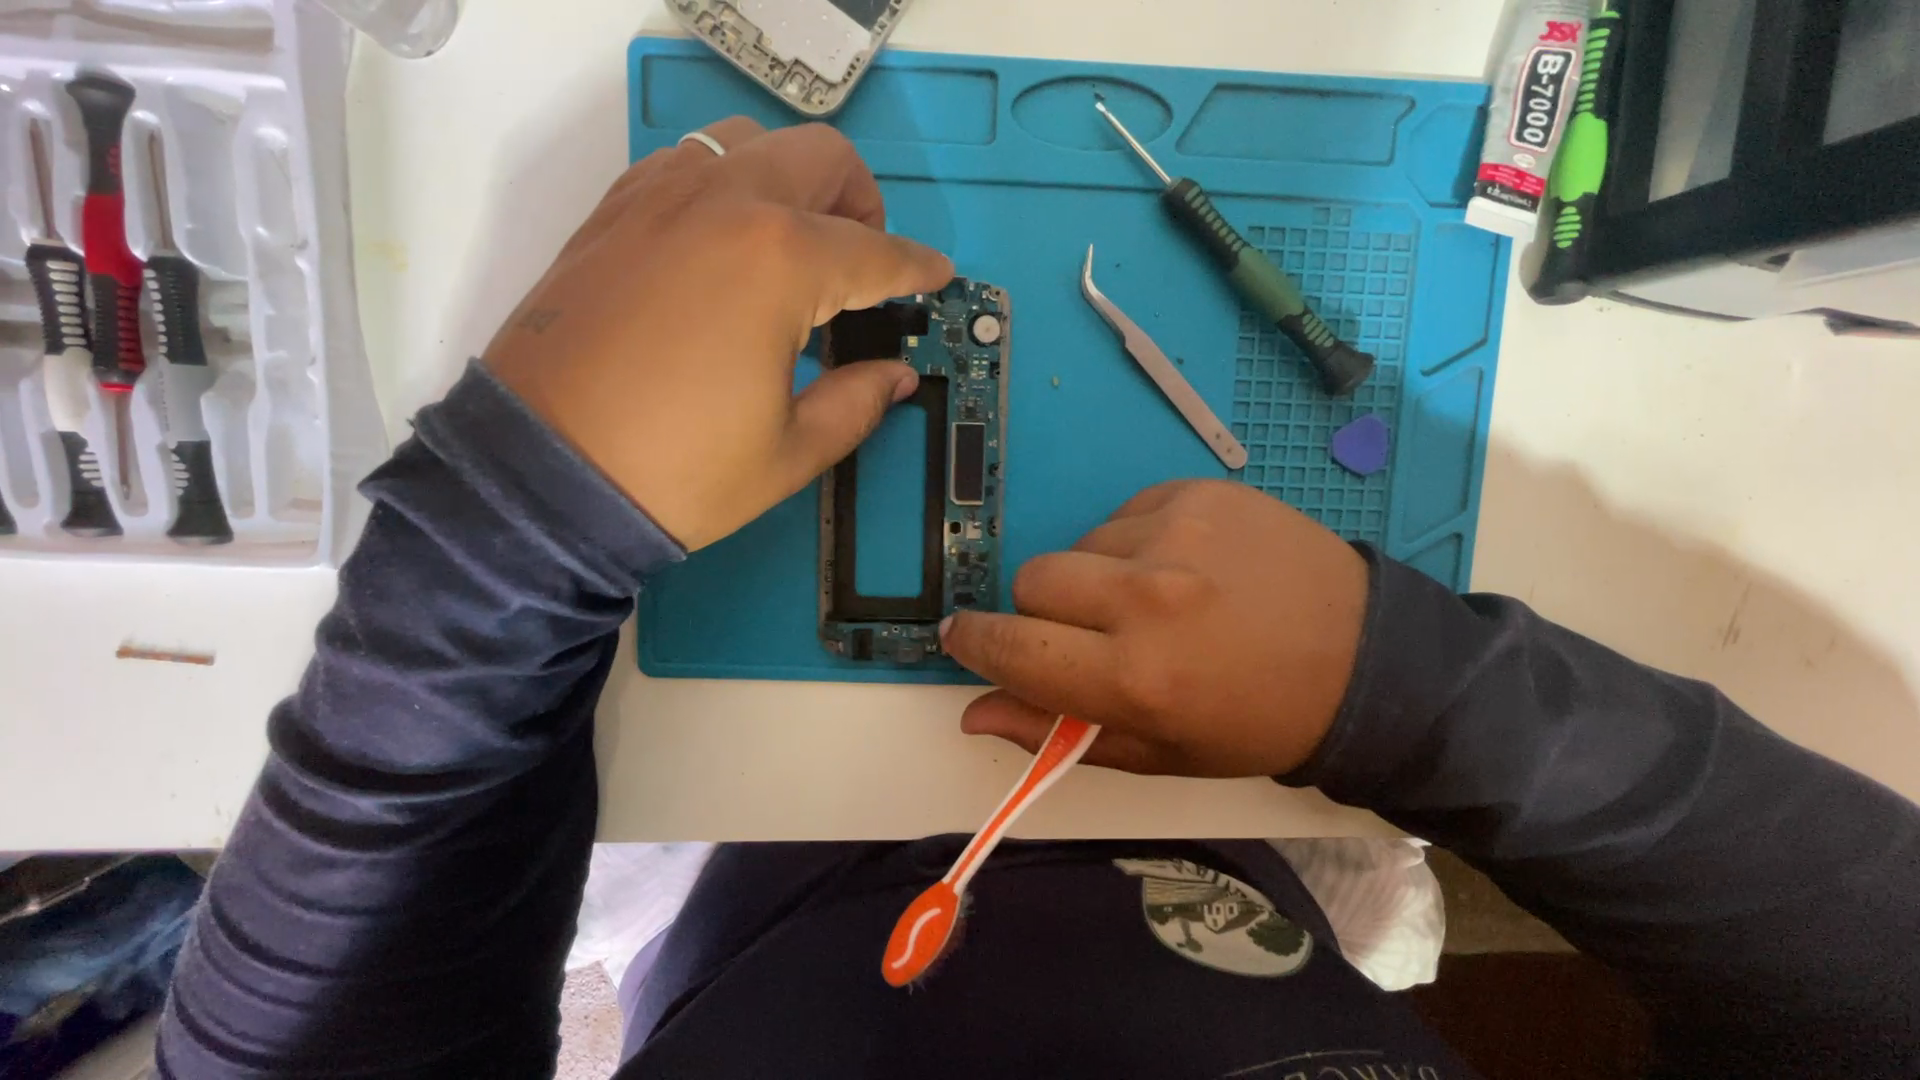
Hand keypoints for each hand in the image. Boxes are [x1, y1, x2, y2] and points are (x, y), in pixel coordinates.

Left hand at [485, 119, 953, 550]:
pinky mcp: (615, 212)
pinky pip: (689, 165)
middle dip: (863, 205)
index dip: (917, 269)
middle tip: (867, 265)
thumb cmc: (680, 471)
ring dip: (794, 182)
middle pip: (821, 160)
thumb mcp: (791, 451)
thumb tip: (896, 376)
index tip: (936, 276)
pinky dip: (728, 188)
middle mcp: (724, 203)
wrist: (543, 476)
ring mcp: (660, 197)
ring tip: (797, 249)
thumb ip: (858, 401)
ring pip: (752, 145)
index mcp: (780, 261)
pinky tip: (727, 249)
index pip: (875, 253)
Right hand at [941, 480, 1369, 776]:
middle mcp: (1146, 598)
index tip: (962, 636)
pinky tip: (1185, 566)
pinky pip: (1125, 513)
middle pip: (1033, 580)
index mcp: (1134, 678)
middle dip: (1044, 610)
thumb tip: (974, 710)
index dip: (976, 642)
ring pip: (1079, 543)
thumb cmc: (1252, 724)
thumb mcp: (1158, 751)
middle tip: (1089, 630)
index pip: (1013, 647)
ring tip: (1156, 598)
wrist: (1363, 661)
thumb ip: (1056, 734)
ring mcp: (1174, 534)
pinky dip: (1136, 541)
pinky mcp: (1197, 493)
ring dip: (1096, 575)